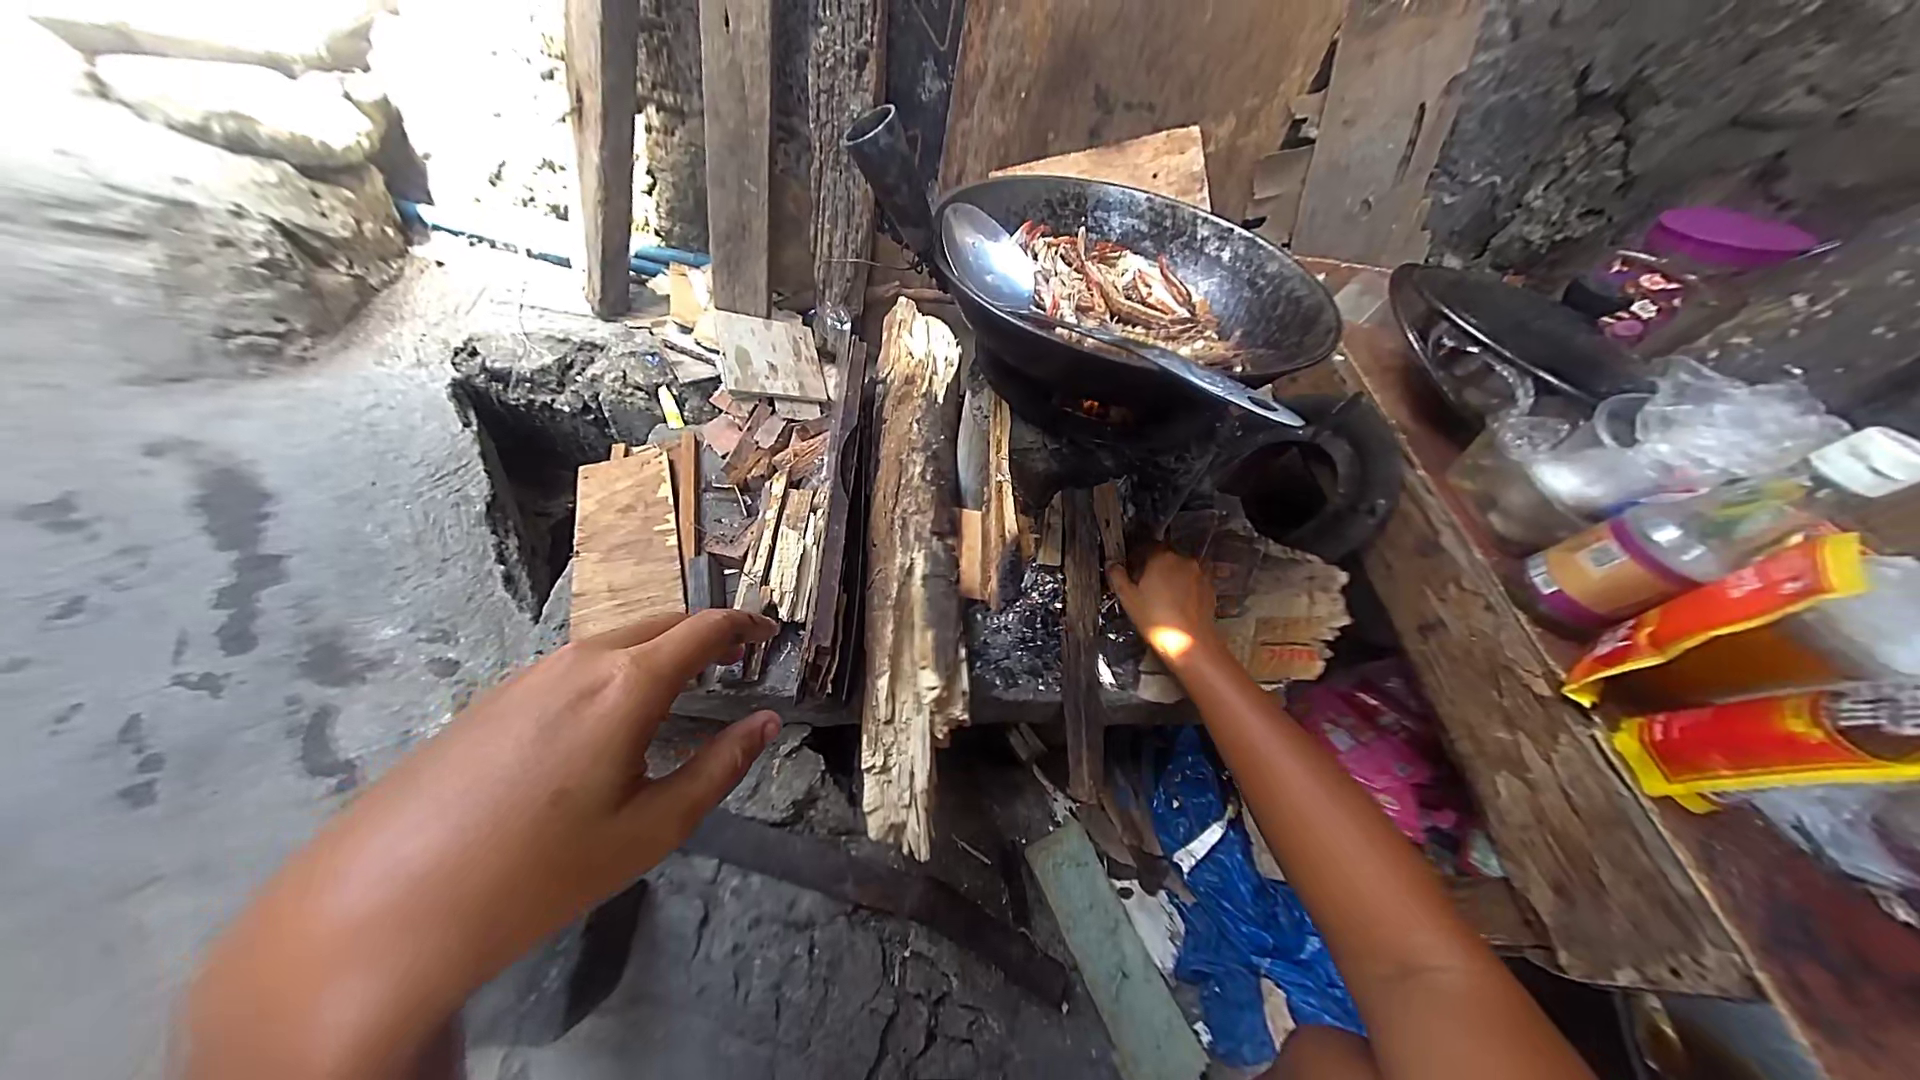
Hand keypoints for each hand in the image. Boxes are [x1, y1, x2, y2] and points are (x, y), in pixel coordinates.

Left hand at [186, 608, 781, 1079]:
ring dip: (661, 649)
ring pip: (617, 641)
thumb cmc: (541, 869)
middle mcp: (580, 661)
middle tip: (736, 659)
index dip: (744, 624)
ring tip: (684, 684)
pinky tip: (612, 715)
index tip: (769, 633)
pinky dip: (619, 668)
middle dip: (706, 632)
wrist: (379, 910)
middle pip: (661, 622)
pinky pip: (576, 664)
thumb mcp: (652, 827)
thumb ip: (721, 766)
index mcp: (627, 684)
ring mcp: (529, 674)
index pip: (704, 628)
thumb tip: (767, 723)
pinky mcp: (495, 697)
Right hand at [1107, 547, 1218, 664]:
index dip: (1136, 559)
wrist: (1189, 642)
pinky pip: (1193, 581)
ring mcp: (1199, 573)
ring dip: (1171, 577)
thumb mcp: (1128, 598)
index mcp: (1161, 558)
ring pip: (1180, 569)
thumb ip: (1117, 577)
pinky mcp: (1209, 587)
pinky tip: (1177, 604)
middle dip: (1154, 568)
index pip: (1145, 548)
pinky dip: (1185, 588)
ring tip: (1162, 597)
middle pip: (1164, 557)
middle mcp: (1183, 561)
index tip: (1131, 571)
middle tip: (1144, 586)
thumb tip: (1112, 566)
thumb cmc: (1157, 619)